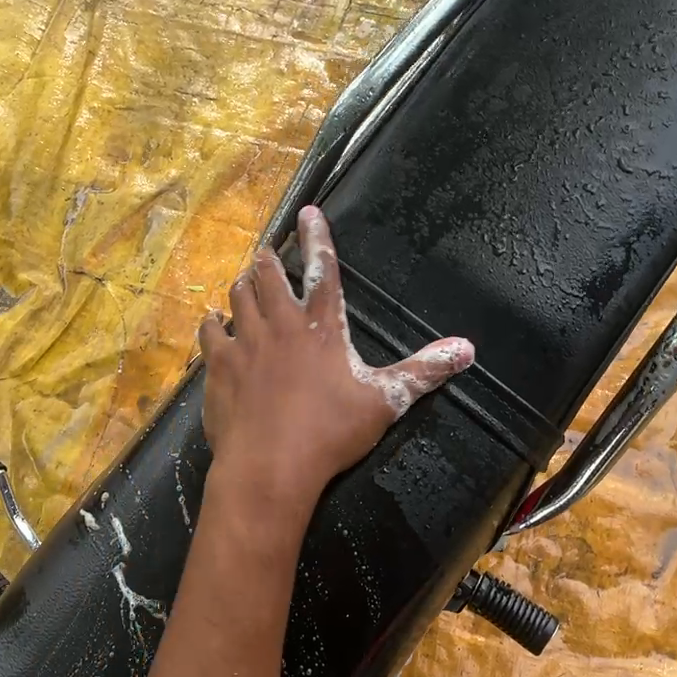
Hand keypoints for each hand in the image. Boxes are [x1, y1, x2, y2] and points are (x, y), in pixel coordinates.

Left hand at [198, 205, 474, 527]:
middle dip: (270, 259)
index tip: (308, 211)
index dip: (318, 237)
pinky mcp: (218, 367)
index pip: (324, 270)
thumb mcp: (385, 401)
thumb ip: (424, 371)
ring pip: (238, 297)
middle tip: (269, 253)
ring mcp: (244, 342)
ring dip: (243, 285)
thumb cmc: (331, 431)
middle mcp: (280, 324)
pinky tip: (212, 324)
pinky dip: (211, 324)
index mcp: (321, 326)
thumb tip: (467, 349)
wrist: (270, 465)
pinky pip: (210, 333)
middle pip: (270, 276)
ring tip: (246, 280)